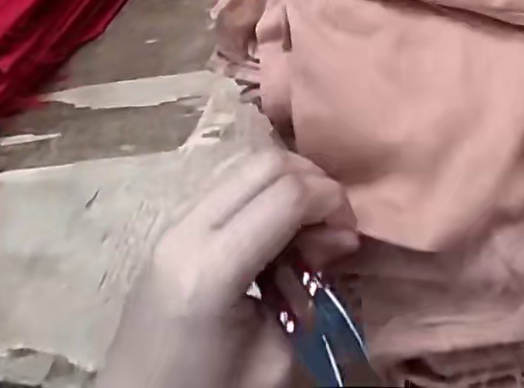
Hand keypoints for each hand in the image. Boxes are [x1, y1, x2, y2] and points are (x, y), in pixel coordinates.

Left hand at [98, 150, 358, 387]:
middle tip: (335, 225)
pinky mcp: (173, 222)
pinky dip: (263, 190)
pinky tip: (278, 227)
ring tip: (309, 227)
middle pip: (264, 164)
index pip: (285, 195)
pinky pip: (227, 183)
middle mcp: (187, 229)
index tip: (351, 229)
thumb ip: (311, 287)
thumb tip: (341, 234)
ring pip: (245, 164)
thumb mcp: (274, 359)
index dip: (330, 199)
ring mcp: (174, 220)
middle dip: (312, 181)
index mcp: (211, 270)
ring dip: (288, 181)